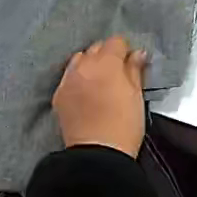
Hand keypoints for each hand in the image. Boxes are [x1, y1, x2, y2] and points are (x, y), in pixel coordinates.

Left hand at [52, 36, 148, 156]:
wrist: (98, 154)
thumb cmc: (125, 125)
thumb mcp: (137, 96)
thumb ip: (135, 71)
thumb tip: (137, 54)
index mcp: (106, 64)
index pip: (115, 42)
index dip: (125, 50)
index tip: (131, 63)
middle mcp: (83, 66)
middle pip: (95, 48)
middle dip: (107, 55)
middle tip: (118, 73)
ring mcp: (68, 80)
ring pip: (79, 60)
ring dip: (90, 64)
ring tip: (99, 81)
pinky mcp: (58, 95)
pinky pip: (69, 77)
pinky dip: (78, 79)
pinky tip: (86, 93)